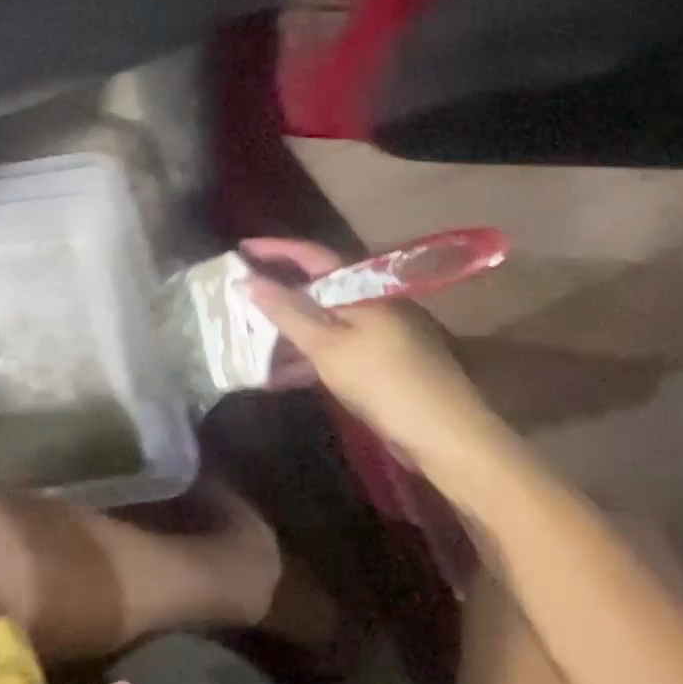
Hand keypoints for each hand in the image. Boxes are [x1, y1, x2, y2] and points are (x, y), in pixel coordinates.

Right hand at [238, 238, 501, 475]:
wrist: (445, 434)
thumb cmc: (383, 380)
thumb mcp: (326, 345)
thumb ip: (286, 311)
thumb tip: (249, 281)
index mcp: (363, 289)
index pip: (313, 255)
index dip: (275, 249)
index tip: (240, 249)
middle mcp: (371, 304)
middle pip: (314, 290)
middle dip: (274, 297)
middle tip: (237, 302)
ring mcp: (378, 334)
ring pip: (320, 323)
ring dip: (285, 333)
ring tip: (248, 345)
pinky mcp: (379, 362)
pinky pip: (332, 349)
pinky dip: (305, 357)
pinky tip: (277, 377)